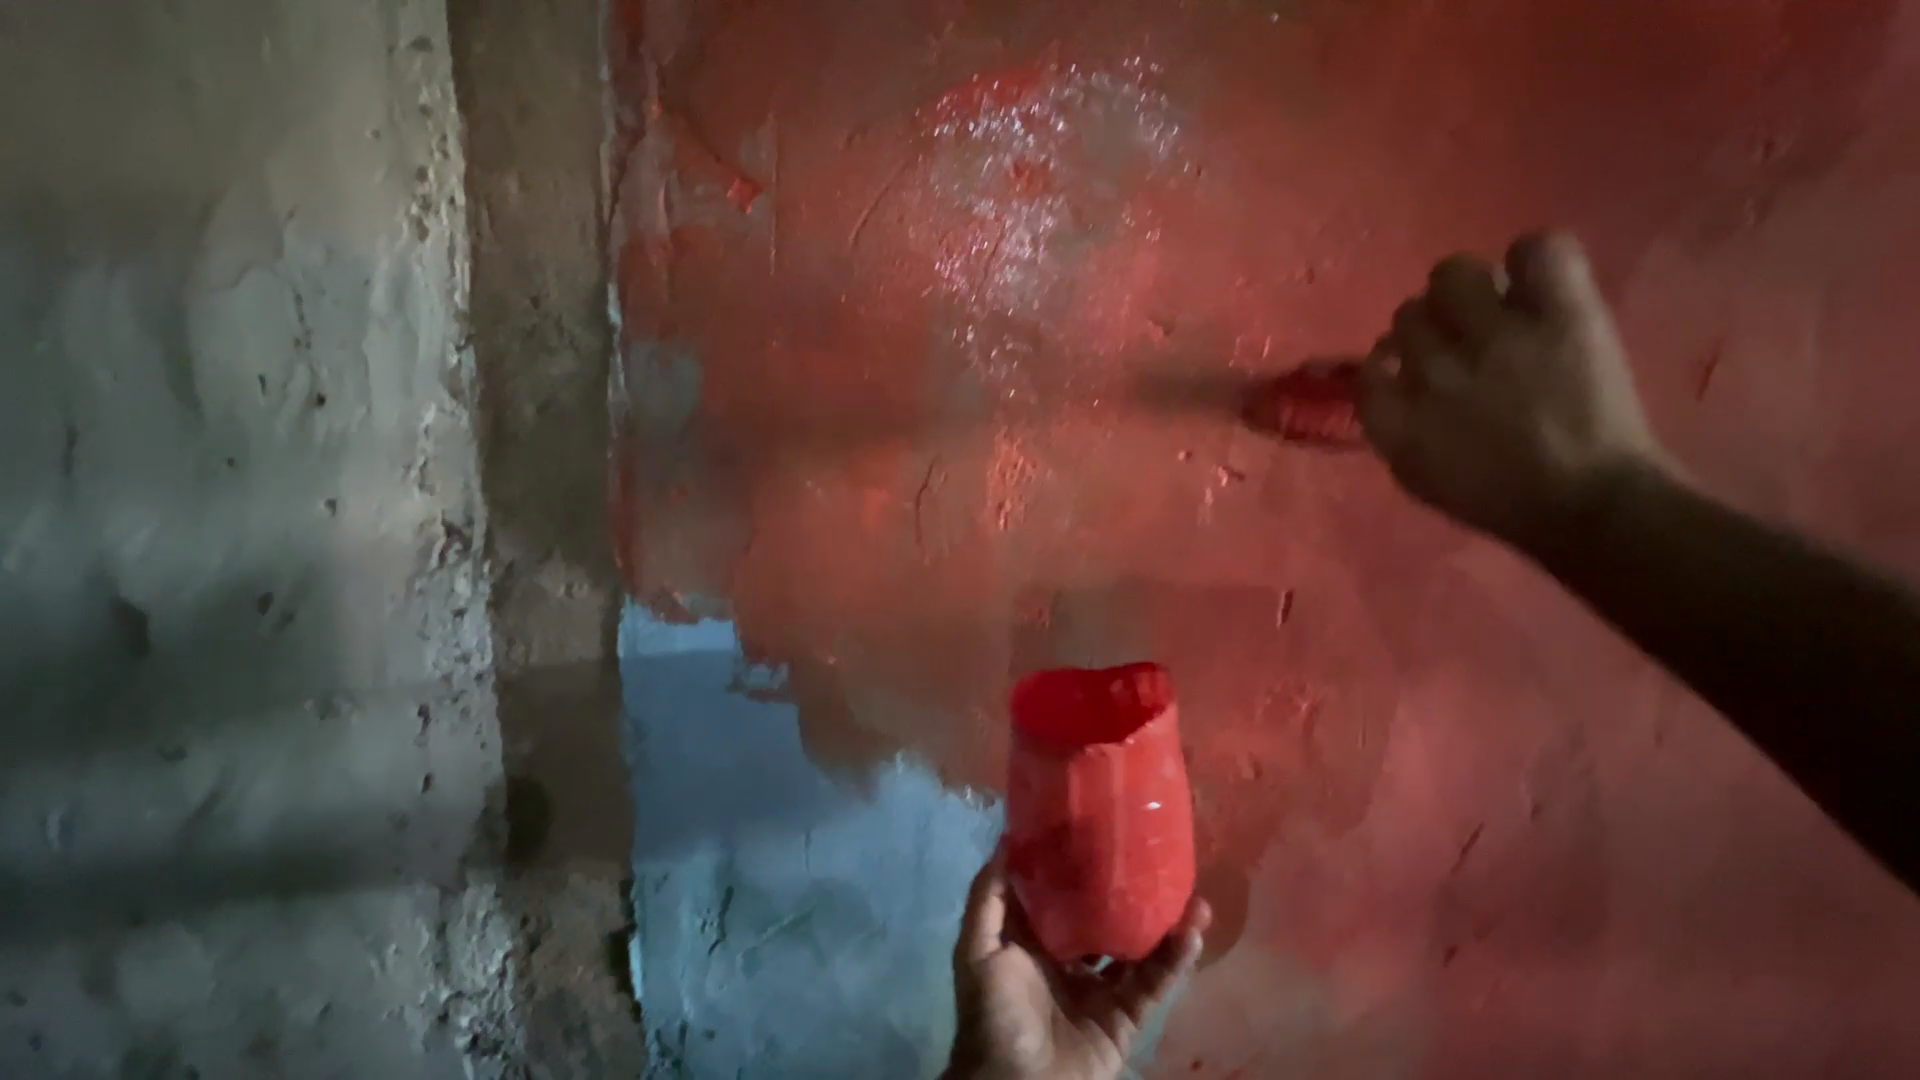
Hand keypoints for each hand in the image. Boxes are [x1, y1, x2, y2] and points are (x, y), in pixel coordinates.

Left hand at [943, 849, 1210, 1079]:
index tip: (1101, 830)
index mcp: (1034, 942)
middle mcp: (1069, 960)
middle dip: (1130, 893)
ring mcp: (1100, 991)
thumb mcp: (977, 949)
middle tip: (1156, 860)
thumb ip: (988, 897)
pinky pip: (1153, 985)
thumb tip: (1006, 839)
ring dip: (1165, 924)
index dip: (1078, 865)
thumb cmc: (993, 1012)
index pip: (1060, 894)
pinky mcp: (1125, 1020)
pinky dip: (1174, 962)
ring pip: (1138, 950)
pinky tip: (1192, 933)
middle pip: (1106, 919)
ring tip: (1192, 895)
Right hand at [1358, 232, 1670, 550]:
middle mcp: (1434, 369)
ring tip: (1497, 308)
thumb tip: (1389, 378)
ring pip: (1455, 274)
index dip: (1389, 362)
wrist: (1588, 505)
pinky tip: (1538, 283)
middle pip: (1409, 314)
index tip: (1409, 372)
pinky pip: (1535, 250)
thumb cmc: (1499, 500)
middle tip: (1462, 341)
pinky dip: (1533, 257)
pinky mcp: (1561, 315)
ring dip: (1469, 290)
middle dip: (1431, 326)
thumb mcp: (1418, 475)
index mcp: (1395, 415)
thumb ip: (1392, 424)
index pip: (1367, 364)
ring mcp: (1497, 337)